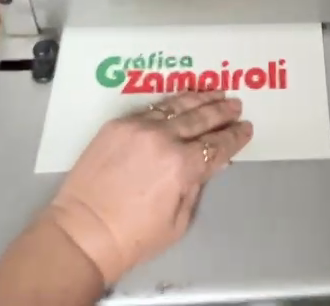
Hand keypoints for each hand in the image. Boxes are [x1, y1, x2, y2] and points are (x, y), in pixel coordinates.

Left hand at [42, 89, 254, 286]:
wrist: (83, 232)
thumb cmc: (133, 237)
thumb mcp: (178, 222)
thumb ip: (196, 186)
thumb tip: (208, 164)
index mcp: (182, 166)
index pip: (217, 145)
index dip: (235, 137)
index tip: (246, 129)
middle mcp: (164, 139)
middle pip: (202, 119)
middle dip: (223, 112)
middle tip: (237, 104)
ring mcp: (139, 126)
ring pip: (179, 105)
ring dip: (202, 98)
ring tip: (217, 93)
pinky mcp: (119, 123)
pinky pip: (153, 107)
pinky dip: (173, 102)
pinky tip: (184, 98)